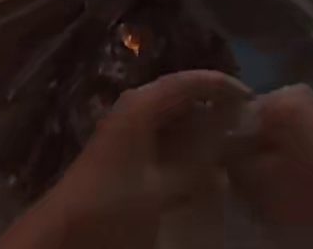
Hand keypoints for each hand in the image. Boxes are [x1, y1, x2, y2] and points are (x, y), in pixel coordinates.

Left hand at [0, 70, 250, 248]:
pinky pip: (166, 142)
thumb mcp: (160, 185)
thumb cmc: (111, 205)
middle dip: (214, 108)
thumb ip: (197, 159)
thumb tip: (228, 137)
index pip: (191, 80)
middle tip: (245, 123)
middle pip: (183, 97)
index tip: (252, 100)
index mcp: (144, 104)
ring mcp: (130, 132)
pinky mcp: (126, 157)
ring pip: (176, 121)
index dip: (223, 86)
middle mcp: (137, 108)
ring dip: (202, 131)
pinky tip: (204, 171)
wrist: (61, 240)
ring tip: (231, 146)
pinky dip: (187, 151)